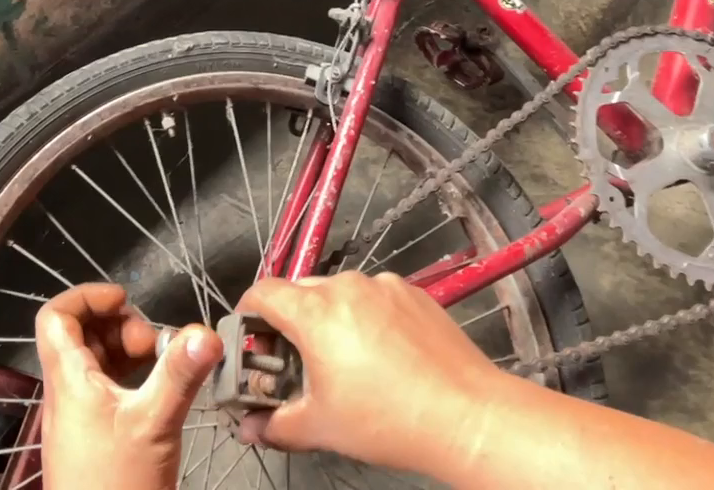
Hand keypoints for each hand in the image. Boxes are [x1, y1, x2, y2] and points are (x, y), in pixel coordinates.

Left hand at [35, 283, 222, 489]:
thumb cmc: (118, 484)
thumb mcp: (154, 424)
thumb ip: (179, 374)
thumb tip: (207, 333)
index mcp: (69, 379)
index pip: (56, 316)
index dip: (87, 297)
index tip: (126, 301)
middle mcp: (67, 392)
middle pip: (81, 335)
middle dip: (120, 326)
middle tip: (154, 345)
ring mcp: (79, 416)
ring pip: (96, 361)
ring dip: (128, 351)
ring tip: (161, 363)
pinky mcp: (94, 436)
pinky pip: (108, 388)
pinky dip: (132, 377)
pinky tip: (159, 388)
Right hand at [234, 272, 510, 478]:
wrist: (466, 416)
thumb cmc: (392, 420)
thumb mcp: (321, 427)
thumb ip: (275, 424)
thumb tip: (249, 428)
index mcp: (315, 313)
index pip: (262, 292)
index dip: (248, 313)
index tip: (250, 337)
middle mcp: (345, 287)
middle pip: (298, 291)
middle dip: (288, 321)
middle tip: (292, 359)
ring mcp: (381, 285)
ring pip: (337, 292)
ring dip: (328, 318)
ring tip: (341, 361)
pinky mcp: (410, 291)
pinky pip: (373, 295)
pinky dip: (365, 316)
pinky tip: (379, 354)